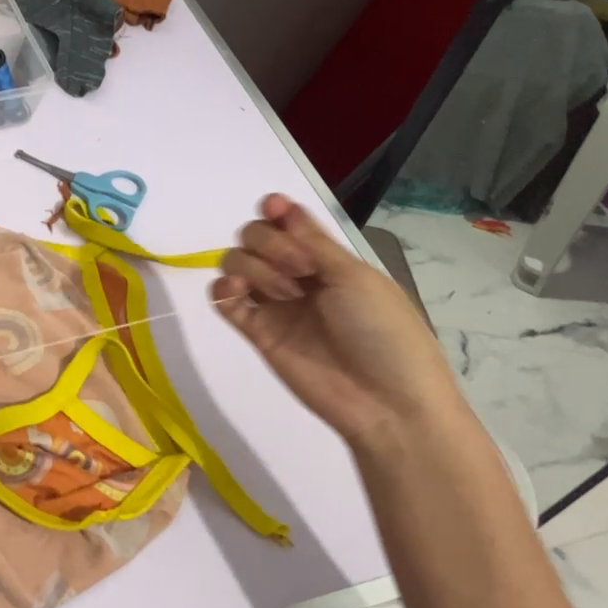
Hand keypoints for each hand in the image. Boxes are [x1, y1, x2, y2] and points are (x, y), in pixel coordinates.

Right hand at [210, 194, 466, 446]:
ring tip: (283, 294)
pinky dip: (222, 288)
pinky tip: (238, 293)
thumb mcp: (355, 278)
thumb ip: (312, 241)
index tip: (274, 210)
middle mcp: (297, 276)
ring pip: (236, 262)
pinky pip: (222, 299)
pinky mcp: (256, 331)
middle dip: (270, 243)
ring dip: (253, 267)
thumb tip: (281, 203)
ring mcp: (274, 304)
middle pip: (256, 237)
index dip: (275, 211)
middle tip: (301, 271)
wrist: (385, 404)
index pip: (288, 222)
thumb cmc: (384, 333)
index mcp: (328, 261)